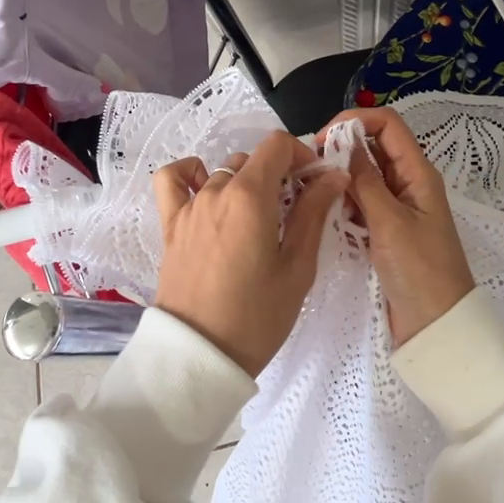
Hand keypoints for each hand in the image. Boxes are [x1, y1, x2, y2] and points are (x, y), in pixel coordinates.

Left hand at [151, 131, 348, 376]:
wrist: (198, 358)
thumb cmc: (256, 317)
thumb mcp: (297, 268)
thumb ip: (313, 213)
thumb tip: (333, 175)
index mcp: (249, 196)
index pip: (277, 145)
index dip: (301, 154)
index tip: (314, 182)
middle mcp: (216, 190)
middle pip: (252, 160)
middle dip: (278, 173)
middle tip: (295, 210)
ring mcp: (189, 207)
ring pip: (223, 172)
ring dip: (246, 182)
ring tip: (259, 217)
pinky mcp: (170, 226)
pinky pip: (172, 180)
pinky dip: (190, 174)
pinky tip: (206, 189)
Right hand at [325, 108, 475, 346]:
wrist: (437, 327)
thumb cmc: (420, 271)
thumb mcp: (390, 222)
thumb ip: (365, 181)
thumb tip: (343, 142)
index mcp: (418, 173)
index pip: (388, 124)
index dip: (355, 120)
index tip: (322, 138)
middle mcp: (408, 183)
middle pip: (373, 146)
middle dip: (342, 148)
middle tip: (311, 166)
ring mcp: (397, 207)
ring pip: (364, 175)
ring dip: (340, 176)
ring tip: (313, 189)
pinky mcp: (386, 229)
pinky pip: (362, 202)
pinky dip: (344, 201)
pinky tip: (325, 210)